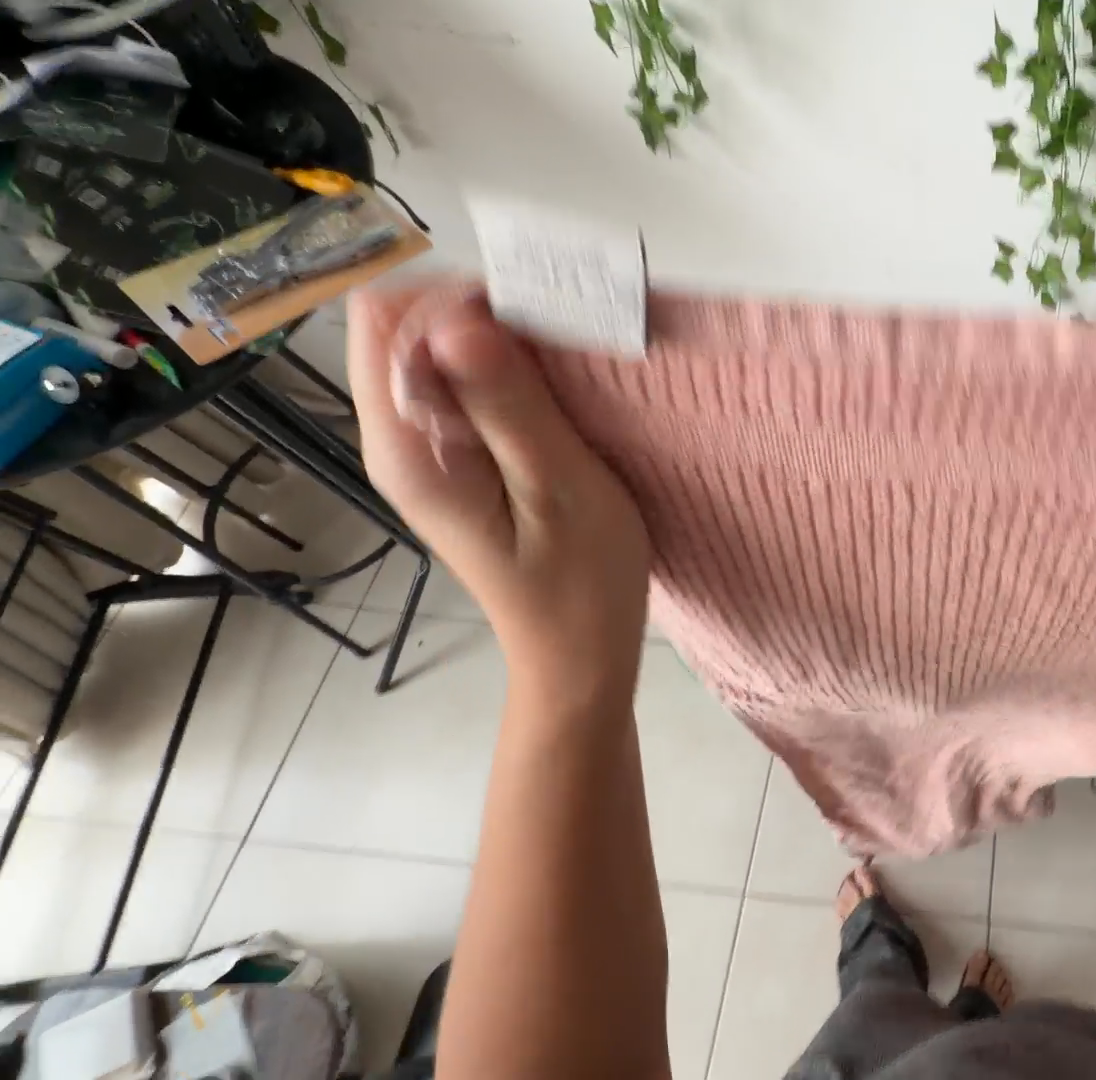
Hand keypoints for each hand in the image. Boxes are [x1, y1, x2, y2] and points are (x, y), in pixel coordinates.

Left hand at [347, 283, 652, 697]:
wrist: (580, 652)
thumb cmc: (581, 581)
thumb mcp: (559, 490)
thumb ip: (509, 407)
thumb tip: (461, 319)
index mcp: (407, 449)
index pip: (388, 323)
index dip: (455, 301)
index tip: (534, 322)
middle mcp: (396, 441)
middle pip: (403, 330)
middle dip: (476, 315)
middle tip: (557, 342)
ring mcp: (423, 452)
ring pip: (434, 355)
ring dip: (495, 344)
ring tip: (562, 366)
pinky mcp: (454, 463)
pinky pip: (460, 388)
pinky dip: (503, 373)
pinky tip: (553, 395)